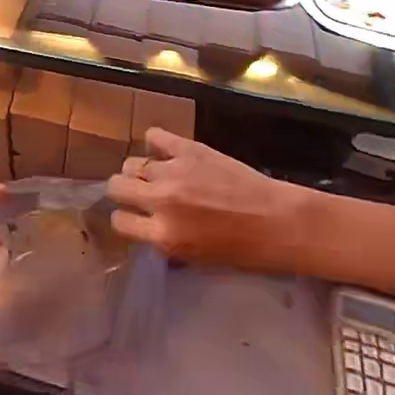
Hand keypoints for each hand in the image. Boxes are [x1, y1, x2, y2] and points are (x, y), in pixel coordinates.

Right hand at [106, 129, 309, 272]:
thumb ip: (163, 239)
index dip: (125, 219)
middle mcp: (161, 201)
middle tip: (139, 194)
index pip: (119, 222)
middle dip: (123, 192)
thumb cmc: (242, 250)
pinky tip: (166, 152)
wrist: (278, 221)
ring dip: (140, 171)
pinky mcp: (189, 148)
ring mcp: (173, 171)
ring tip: (157, 174)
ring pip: (132, 163)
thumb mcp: (194, 258)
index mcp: (163, 236)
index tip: (134, 217)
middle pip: (116, 186)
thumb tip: (146, 224)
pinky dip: (156, 143)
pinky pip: (155, 136)